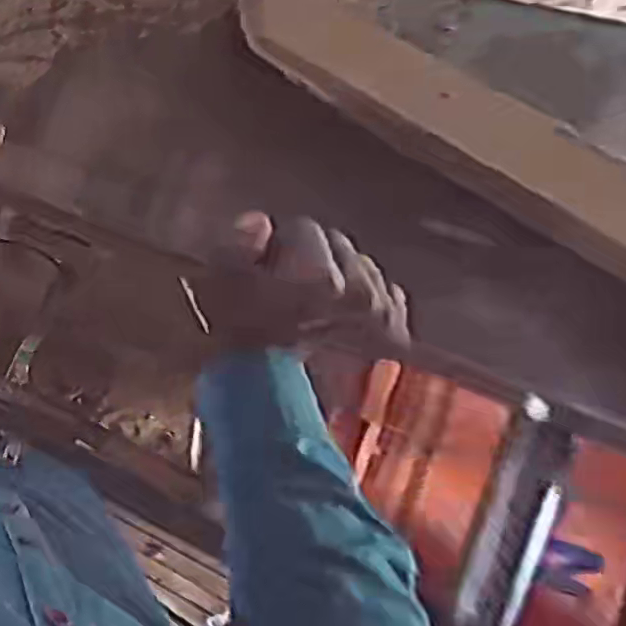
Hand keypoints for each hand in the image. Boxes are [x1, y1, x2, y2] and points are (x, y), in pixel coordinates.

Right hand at [185, 212, 410, 355]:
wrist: (287, 406)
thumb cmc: (246, 342)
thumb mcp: (222, 289)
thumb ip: (237, 248)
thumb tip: (257, 220)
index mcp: (316, 274)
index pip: (301, 227)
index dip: (276, 243)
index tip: (261, 266)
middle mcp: (363, 287)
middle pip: (336, 242)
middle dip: (311, 255)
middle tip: (284, 282)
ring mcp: (388, 311)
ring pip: (361, 266)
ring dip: (338, 273)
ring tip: (312, 301)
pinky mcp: (402, 331)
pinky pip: (383, 293)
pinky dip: (362, 296)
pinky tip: (338, 317)